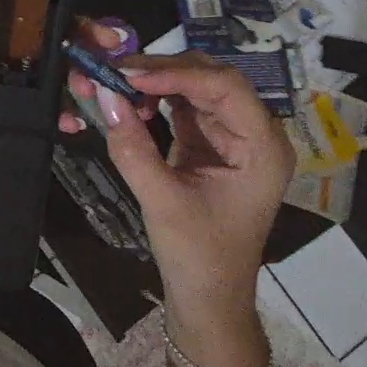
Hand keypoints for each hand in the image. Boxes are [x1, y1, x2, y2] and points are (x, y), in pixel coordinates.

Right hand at [68, 49, 293, 316]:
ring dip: (157, 79)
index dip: (177, 74)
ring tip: (117, 83)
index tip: (130, 76)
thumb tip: (103, 94)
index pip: (225, 87)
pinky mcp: (210, 140)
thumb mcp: (161, 202)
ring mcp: (233, 135)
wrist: (209, 296)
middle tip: (115, 71)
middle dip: (163, 70)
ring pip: (195, 85)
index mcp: (263, 148)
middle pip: (212, 78)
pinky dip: (156, 96)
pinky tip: (131, 99)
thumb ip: (133, 147)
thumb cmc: (198, 255)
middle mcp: (255, 133)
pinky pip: (183, 103)